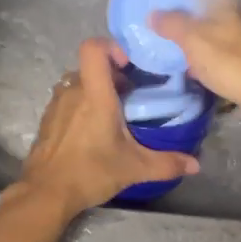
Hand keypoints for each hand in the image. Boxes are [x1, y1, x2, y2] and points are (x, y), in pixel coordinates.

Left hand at [12, 38, 200, 217]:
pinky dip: (80, 107)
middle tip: (130, 96)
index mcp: (95, 94)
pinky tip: (91, 132)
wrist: (45, 193)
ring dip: (95, 91)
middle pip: (91, 67)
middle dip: (111, 76)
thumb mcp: (134, 169)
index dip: (112, 48)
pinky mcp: (47, 120)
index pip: (94, 48)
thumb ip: (166, 163)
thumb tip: (195, 165)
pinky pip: (66, 100)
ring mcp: (56, 105)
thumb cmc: (90, 172)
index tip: (129, 67)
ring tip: (112, 115)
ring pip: (77, 83)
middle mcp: (73, 92)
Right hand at [150, 5, 240, 128]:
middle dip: (178, 24)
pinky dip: (200, 61)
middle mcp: (233, 18)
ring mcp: (239, 41)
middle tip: (154, 33)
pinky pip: (214, 56)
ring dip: (188, 44)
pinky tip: (188, 70)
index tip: (153, 9)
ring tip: (166, 52)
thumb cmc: (229, 63)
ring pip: (206, 37)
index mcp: (224, 6)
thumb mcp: (194, 40)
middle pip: (199, 15)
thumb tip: (152, 14)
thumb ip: (172, 25)